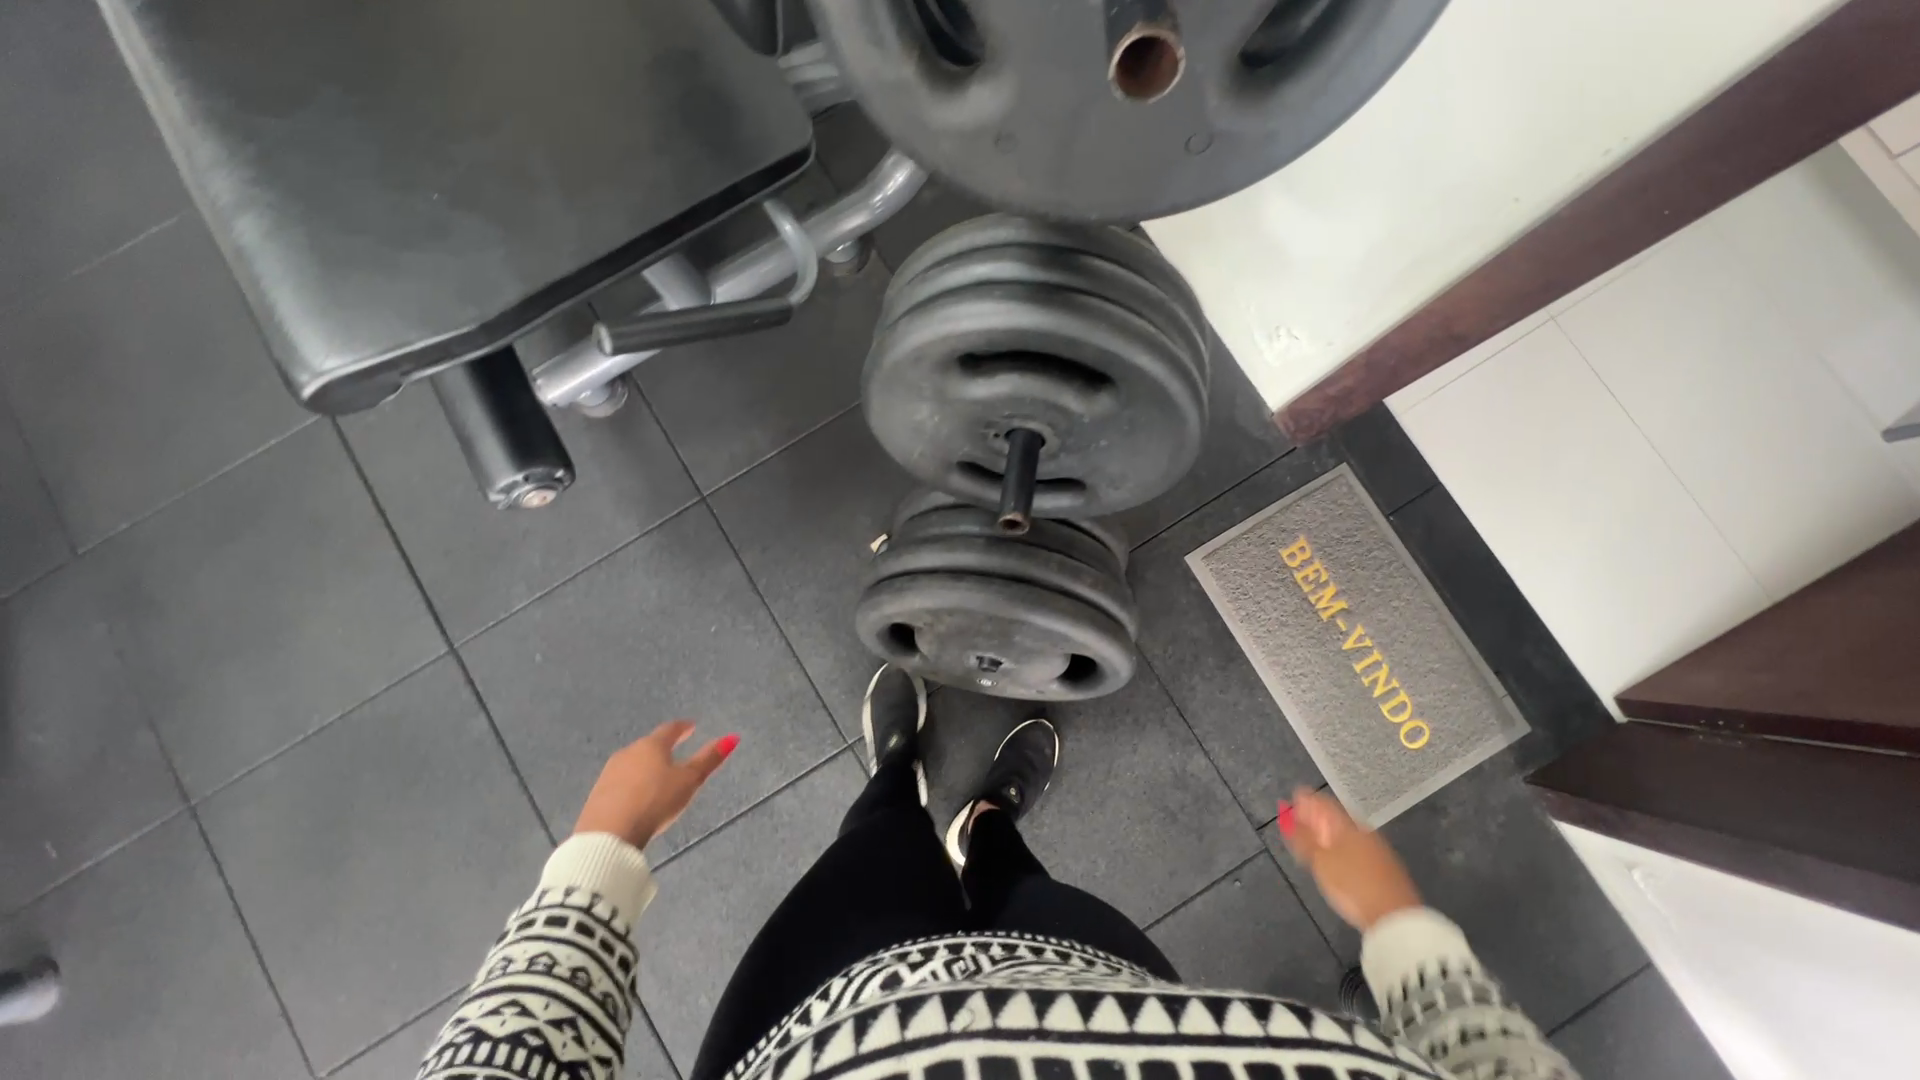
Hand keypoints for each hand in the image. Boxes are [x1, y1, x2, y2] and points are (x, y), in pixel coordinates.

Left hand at [573, 721, 738, 849]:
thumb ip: (709, 760)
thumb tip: (732, 737)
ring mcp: (609, 772)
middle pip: (649, 745)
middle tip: (676, 753)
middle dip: (662, 748)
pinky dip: (633, 783)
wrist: (609, 834)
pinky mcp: (598, 793)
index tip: (691, 727)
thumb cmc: (656, 801)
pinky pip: (621, 781)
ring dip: (646, 767)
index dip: (683, 728)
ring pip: (633, 763)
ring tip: (658, 777)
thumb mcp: (689, 781)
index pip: (670, 729)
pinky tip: (637, 796)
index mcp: (652, 745)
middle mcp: (628, 752)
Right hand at [1279, 787, 1422, 931]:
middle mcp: (1365, 832)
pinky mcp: (1387, 868)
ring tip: (1315, 847)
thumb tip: (1289, 816)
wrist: (1395, 918)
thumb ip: (1303, 838)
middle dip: (1316, 820)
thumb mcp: (1320, 863)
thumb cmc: (1351, 885)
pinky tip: (1338, 862)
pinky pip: (1359, 849)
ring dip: (1329, 835)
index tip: (1290, 804)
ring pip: (1348, 835)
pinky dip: (1343, 849)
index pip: (1323, 803)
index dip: (1305, 801)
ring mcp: (1379, 849)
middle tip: (1299, 827)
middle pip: (1336, 819)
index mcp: (1348, 826)